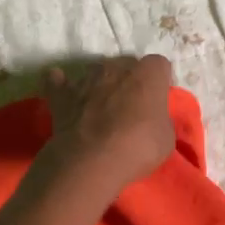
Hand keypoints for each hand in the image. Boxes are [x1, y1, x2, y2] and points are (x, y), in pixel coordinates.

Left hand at [40, 55, 175, 193]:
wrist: (92, 160)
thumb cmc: (138, 147)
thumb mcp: (165, 138)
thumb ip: (159, 119)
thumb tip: (151, 118)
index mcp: (147, 74)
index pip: (158, 65)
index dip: (159, 81)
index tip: (157, 99)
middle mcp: (116, 67)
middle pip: (126, 65)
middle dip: (129, 81)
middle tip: (130, 106)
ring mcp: (86, 78)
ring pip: (96, 72)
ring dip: (100, 85)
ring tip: (100, 109)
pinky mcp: (61, 93)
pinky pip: (58, 81)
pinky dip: (61, 85)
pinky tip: (64, 93)